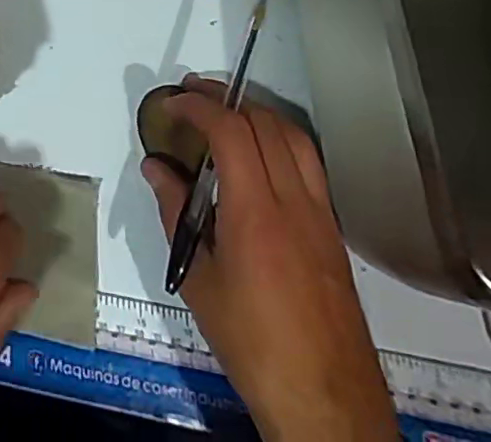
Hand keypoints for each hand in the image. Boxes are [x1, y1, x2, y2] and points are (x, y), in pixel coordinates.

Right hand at [143, 76, 397, 440]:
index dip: (200, 105)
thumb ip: (175, 214)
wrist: (324, 396)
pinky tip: (261, 154)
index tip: (174, 101)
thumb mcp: (199, 280)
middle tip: (193, 95)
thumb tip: (157, 167)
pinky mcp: (333, 227)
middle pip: (265, 123)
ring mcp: (320, 212)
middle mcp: (294, 200)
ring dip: (257, 113)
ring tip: (225, 112)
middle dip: (226, 99)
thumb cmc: (251, 341)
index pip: (231, 132)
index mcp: (256, 212)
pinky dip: (280, 138)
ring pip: (294, 136)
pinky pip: (309, 162)